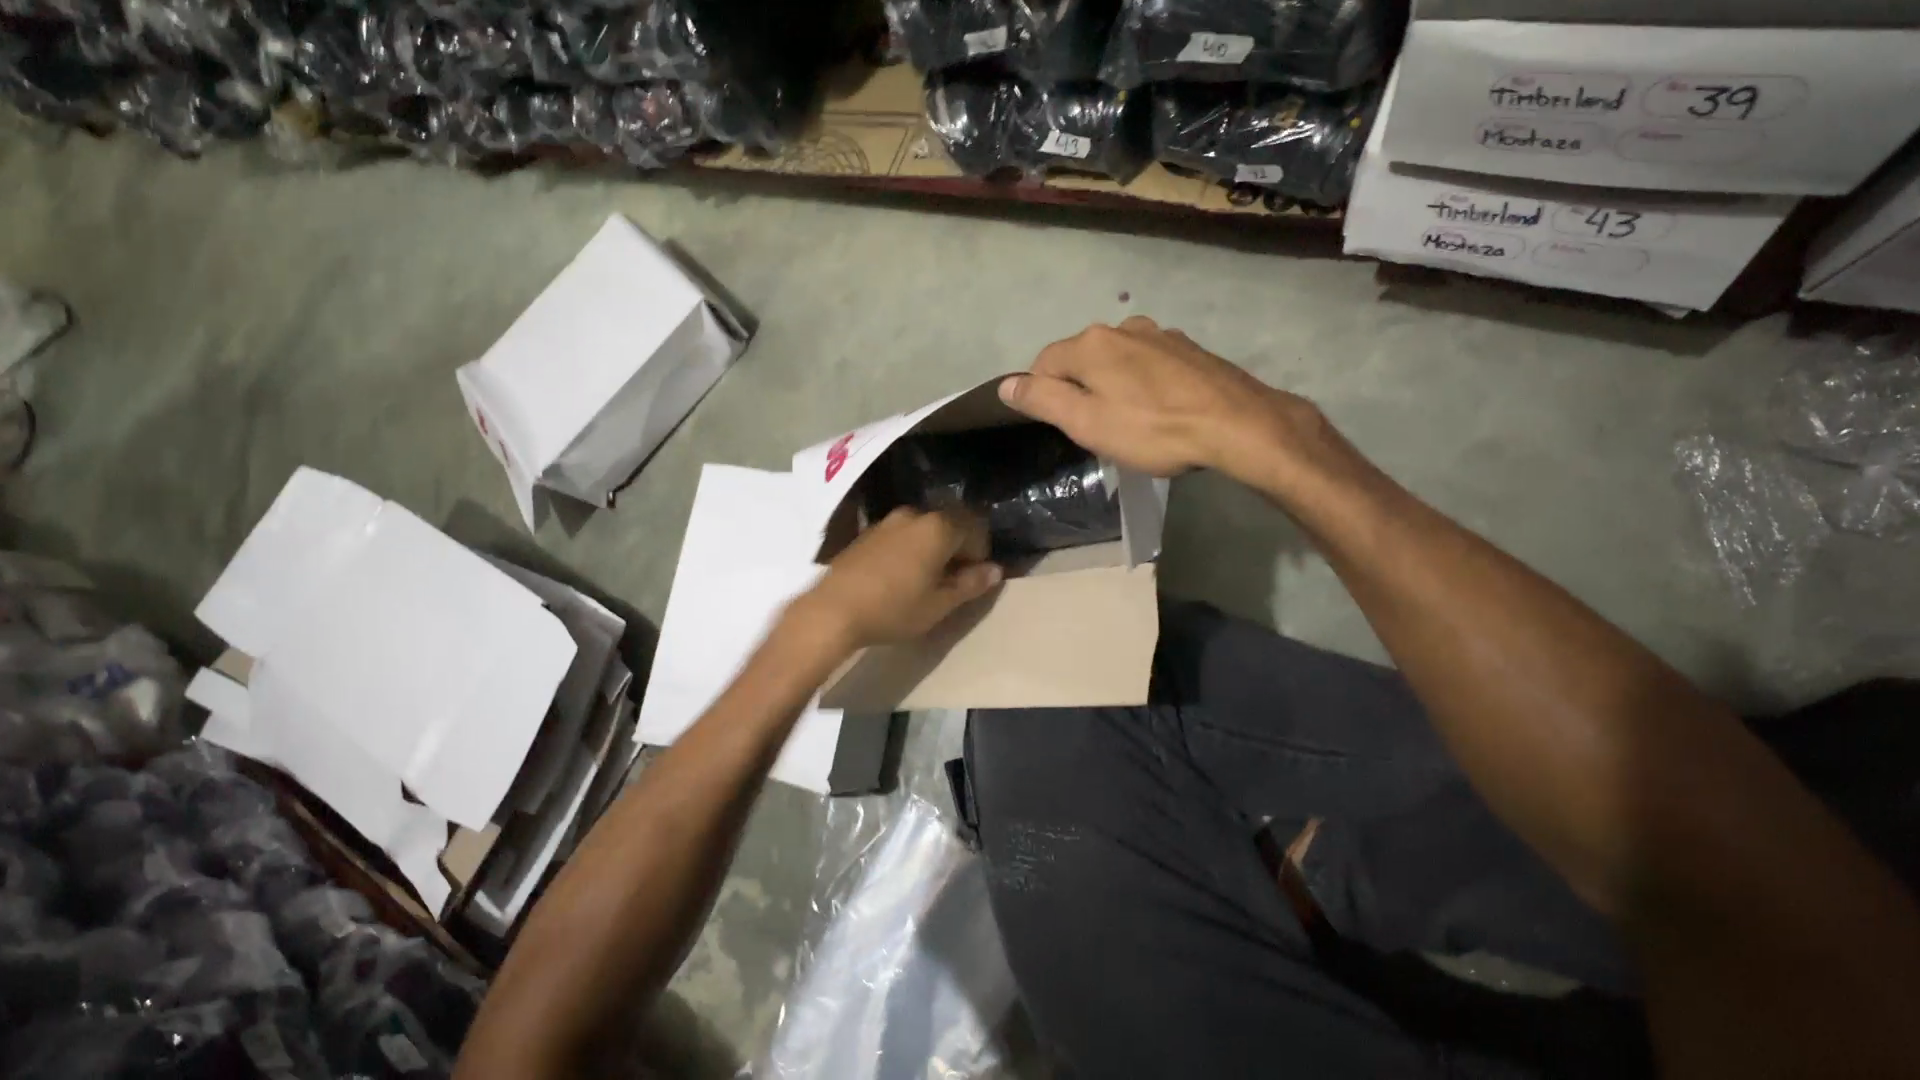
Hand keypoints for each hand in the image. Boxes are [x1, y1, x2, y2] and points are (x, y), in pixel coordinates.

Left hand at [792, 506, 1002, 651]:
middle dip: (958, 548)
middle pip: (949, 525)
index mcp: (938, 527)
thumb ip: (970, 584)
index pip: (976, 529)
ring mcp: (887, 521)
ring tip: (927, 580)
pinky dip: (910, 550)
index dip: (982, 554)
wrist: (831, 611)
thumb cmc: (893, 609)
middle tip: (954, 581)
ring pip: (924, 529)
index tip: (975, 580)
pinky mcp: (866, 533)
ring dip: (933, 549)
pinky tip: (900, 577)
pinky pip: (901, 536)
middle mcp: (915, 515)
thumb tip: (995, 570)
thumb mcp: (939, 604)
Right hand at [999, 316, 1333, 485]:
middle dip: (1079, 389)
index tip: (1060, 427)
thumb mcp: (1087, 423)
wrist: (1236, 423)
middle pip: (1082, 358)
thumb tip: (1006, 385)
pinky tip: (1160, 409)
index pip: (1043, 364)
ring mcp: (1160, 335)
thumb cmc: (1152, 429)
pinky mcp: (1190, 349)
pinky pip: (1150, 364)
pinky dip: (1144, 383)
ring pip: (1118, 359)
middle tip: (1094, 430)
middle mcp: (1123, 327)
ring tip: (1129, 421)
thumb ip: (1042, 401)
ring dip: (1113, 385)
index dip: (1042, 396)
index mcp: (1091, 343)